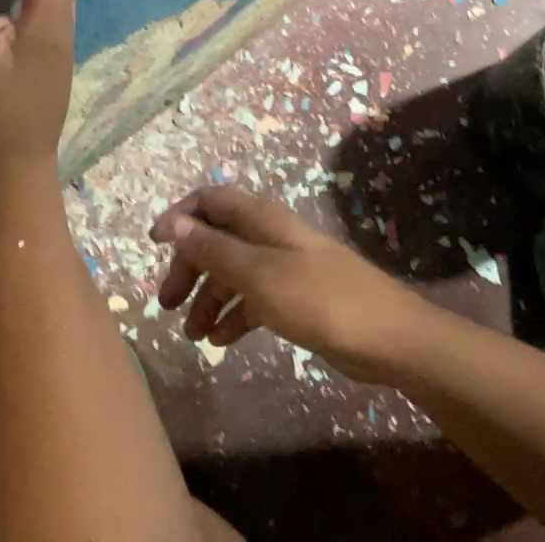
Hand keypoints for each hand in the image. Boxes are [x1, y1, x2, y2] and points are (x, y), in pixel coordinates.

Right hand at [150, 187, 422, 383]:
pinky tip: (219, 342)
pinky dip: (234, 317)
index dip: (179, 217)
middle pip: (216, 241)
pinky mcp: (296, 299)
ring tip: (192, 335)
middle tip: (167, 303)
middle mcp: (269, 237)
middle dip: (188, 268)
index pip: (210, 201)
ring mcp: (284, 268)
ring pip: (232, 274)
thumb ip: (213, 249)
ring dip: (208, 299)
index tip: (153, 244)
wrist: (391, 340)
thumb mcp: (258, 274)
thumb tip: (174, 223)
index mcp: (261, 220)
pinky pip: (253, 300)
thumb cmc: (319, 299)